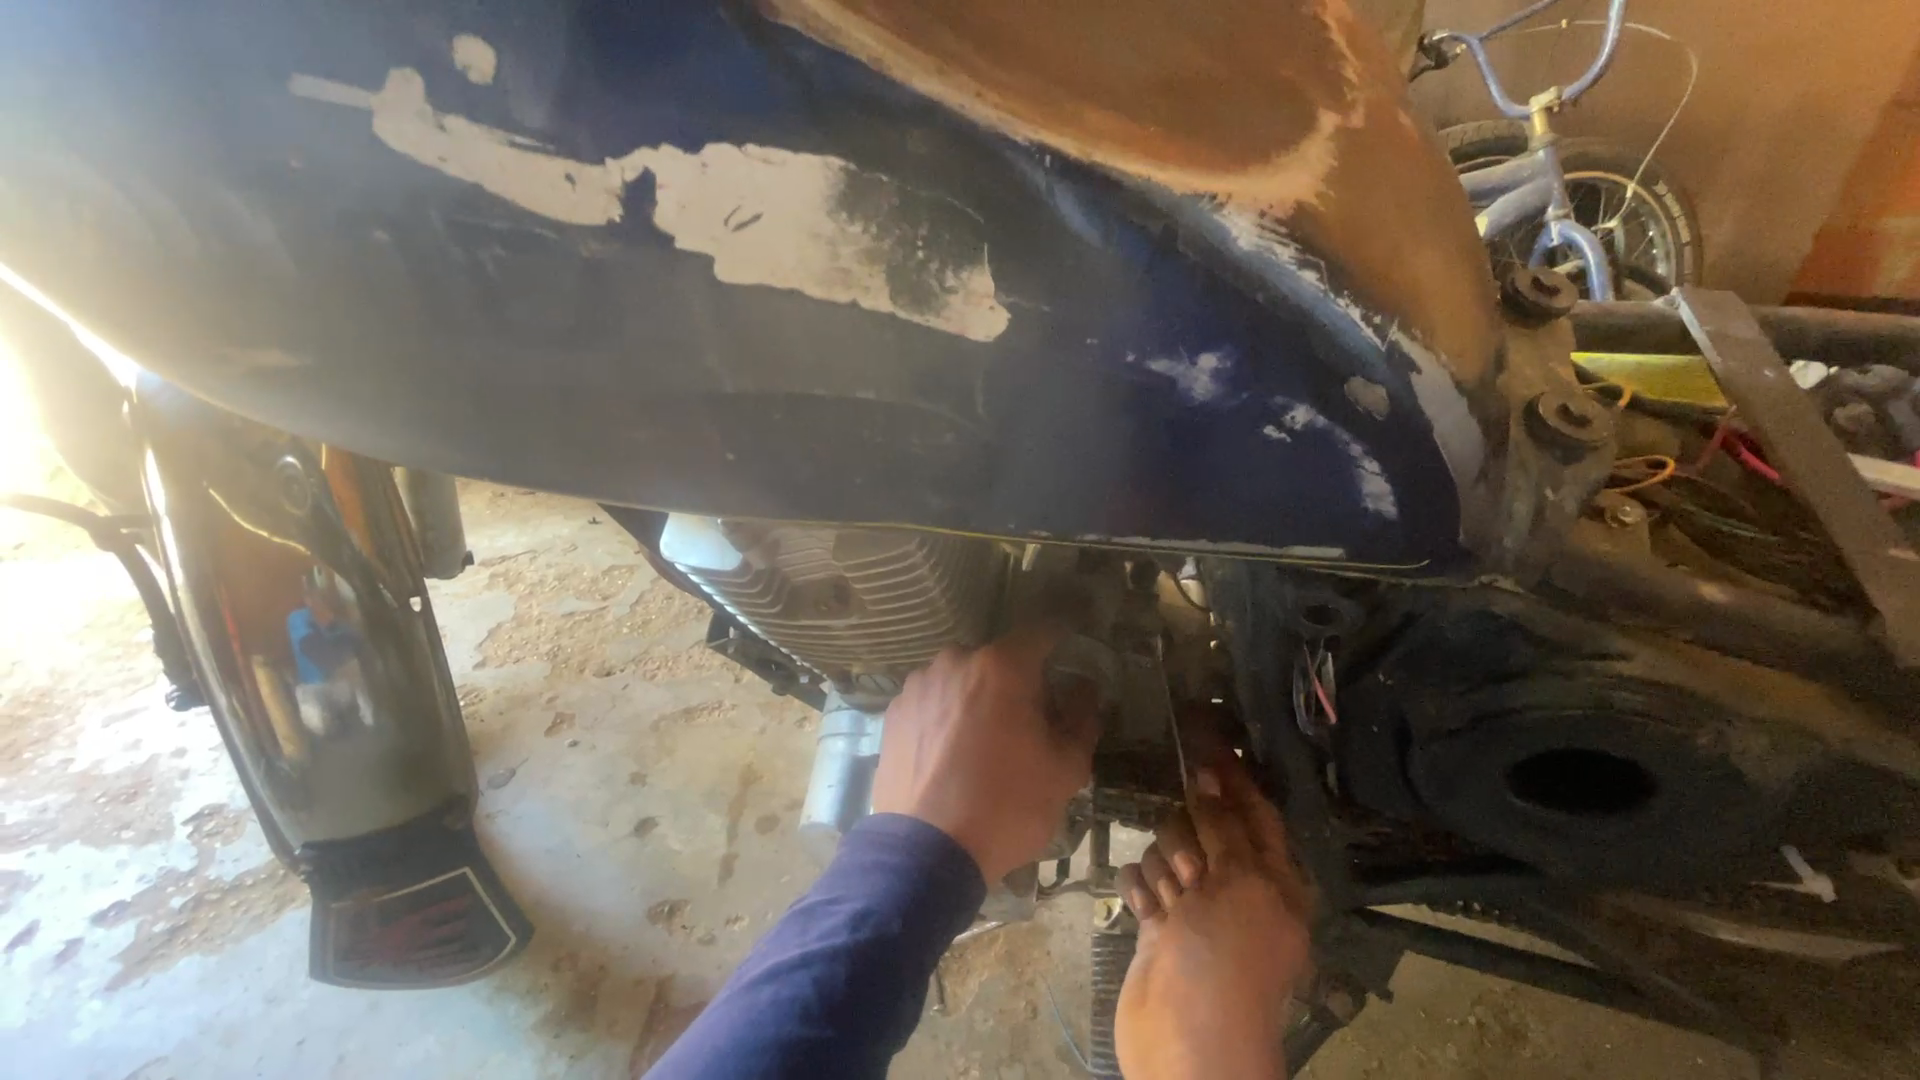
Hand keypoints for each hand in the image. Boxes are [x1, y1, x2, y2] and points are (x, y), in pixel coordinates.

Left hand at [871, 626, 1100, 883]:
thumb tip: (1084, 691)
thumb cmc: (1006, 806)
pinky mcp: (893, 713)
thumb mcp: (1064, 770)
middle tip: (1030, 721)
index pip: (1042, 633)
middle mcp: (955, 661)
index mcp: (1001, 666)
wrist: (926, 853)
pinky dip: (946, 717)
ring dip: (978, 699)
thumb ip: (1081, 719)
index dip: (1062, 642)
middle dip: (1018, 682)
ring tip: (985, 745)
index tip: (1072, 657)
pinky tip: (951, 755)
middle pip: (998, 660)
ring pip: (962, 680)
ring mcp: (918, 685)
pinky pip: (933, 702)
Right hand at [1115, 741, 1313, 1079]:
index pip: (1252, 809)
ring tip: (1170, 906)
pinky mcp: (1157, 922)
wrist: (1188, 1041)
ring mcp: (1194, 904)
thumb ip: (1223, 824)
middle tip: (1192, 877)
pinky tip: (1146, 914)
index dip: (1231, 775)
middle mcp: (1235, 884)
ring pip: (1167, 849)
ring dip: (1163, 870)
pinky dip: (1141, 890)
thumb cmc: (1228, 958)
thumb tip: (1209, 774)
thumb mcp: (1240, 882)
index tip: (1203, 735)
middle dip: (1189, 839)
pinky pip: (1141, 879)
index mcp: (1273, 876)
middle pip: (1200, 824)